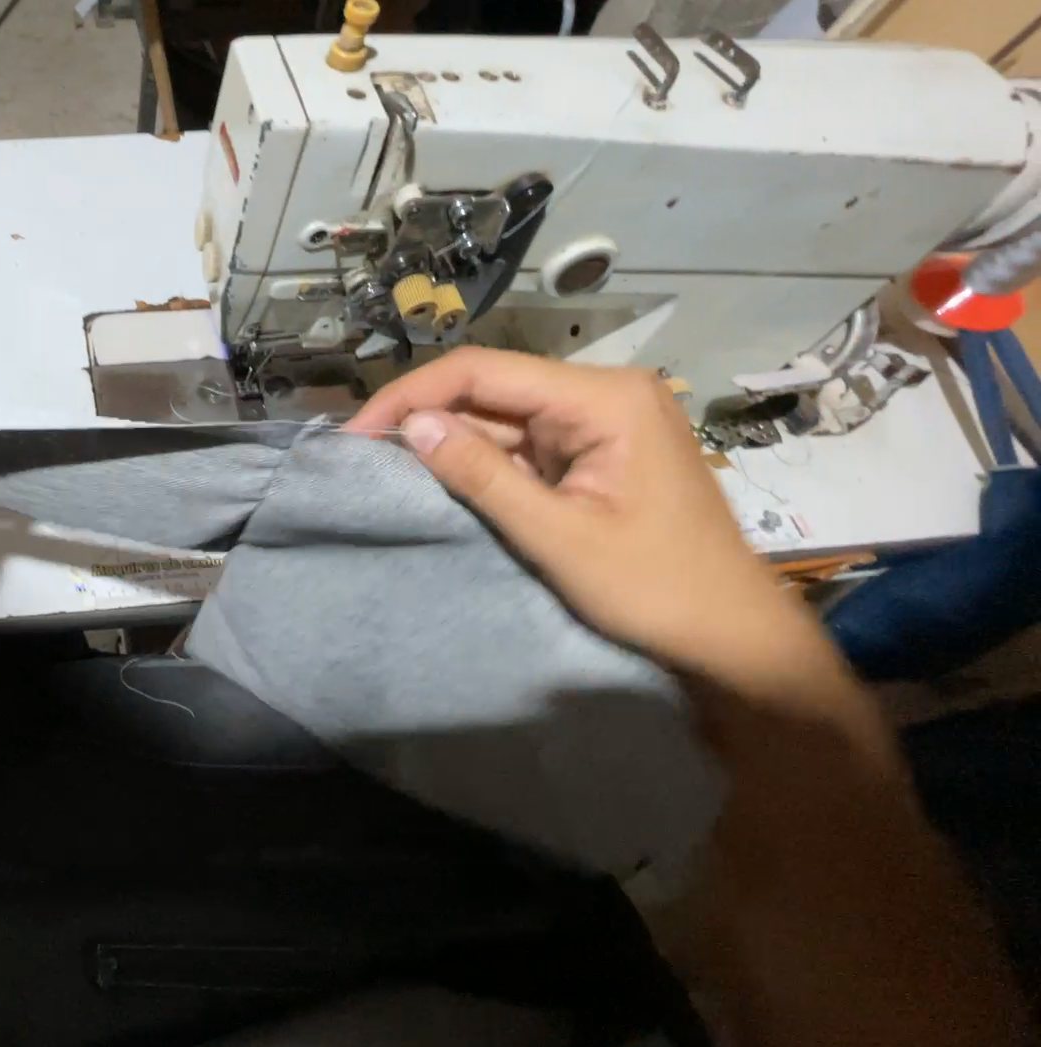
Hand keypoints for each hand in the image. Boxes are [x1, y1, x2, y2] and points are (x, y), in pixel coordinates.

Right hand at [344, 347, 831, 694]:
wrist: (727, 635)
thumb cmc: (654, 588)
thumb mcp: (557, 536)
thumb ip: (482, 476)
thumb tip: (412, 426)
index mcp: (604, 399)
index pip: (484, 372)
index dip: (412, 395)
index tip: (358, 432)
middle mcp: (599, 396)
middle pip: (488, 388)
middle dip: (421, 414)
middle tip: (358, 449)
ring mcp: (593, 424)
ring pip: (496, 416)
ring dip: (441, 437)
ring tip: (379, 461)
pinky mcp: (586, 453)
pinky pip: (515, 444)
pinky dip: (471, 459)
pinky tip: (429, 473)